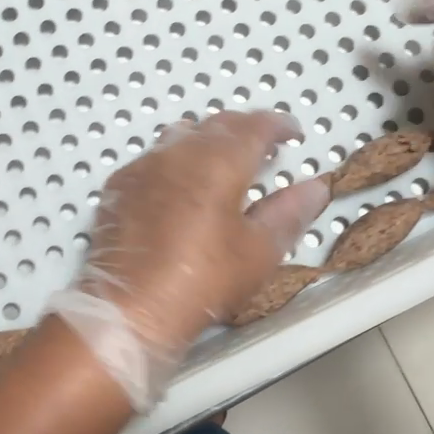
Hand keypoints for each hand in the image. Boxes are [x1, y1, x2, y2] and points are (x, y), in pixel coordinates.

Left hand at [50, 111, 330, 407]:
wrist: (129, 308)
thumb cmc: (201, 280)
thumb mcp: (259, 252)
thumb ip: (289, 213)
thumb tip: (315, 188)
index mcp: (219, 160)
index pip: (255, 125)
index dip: (278, 125)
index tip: (291, 134)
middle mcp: (179, 152)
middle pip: (217, 125)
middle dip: (243, 131)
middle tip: (262, 150)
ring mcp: (143, 166)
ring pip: (181, 136)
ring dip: (206, 142)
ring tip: (222, 165)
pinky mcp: (118, 187)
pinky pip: (152, 160)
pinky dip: (174, 163)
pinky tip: (179, 187)